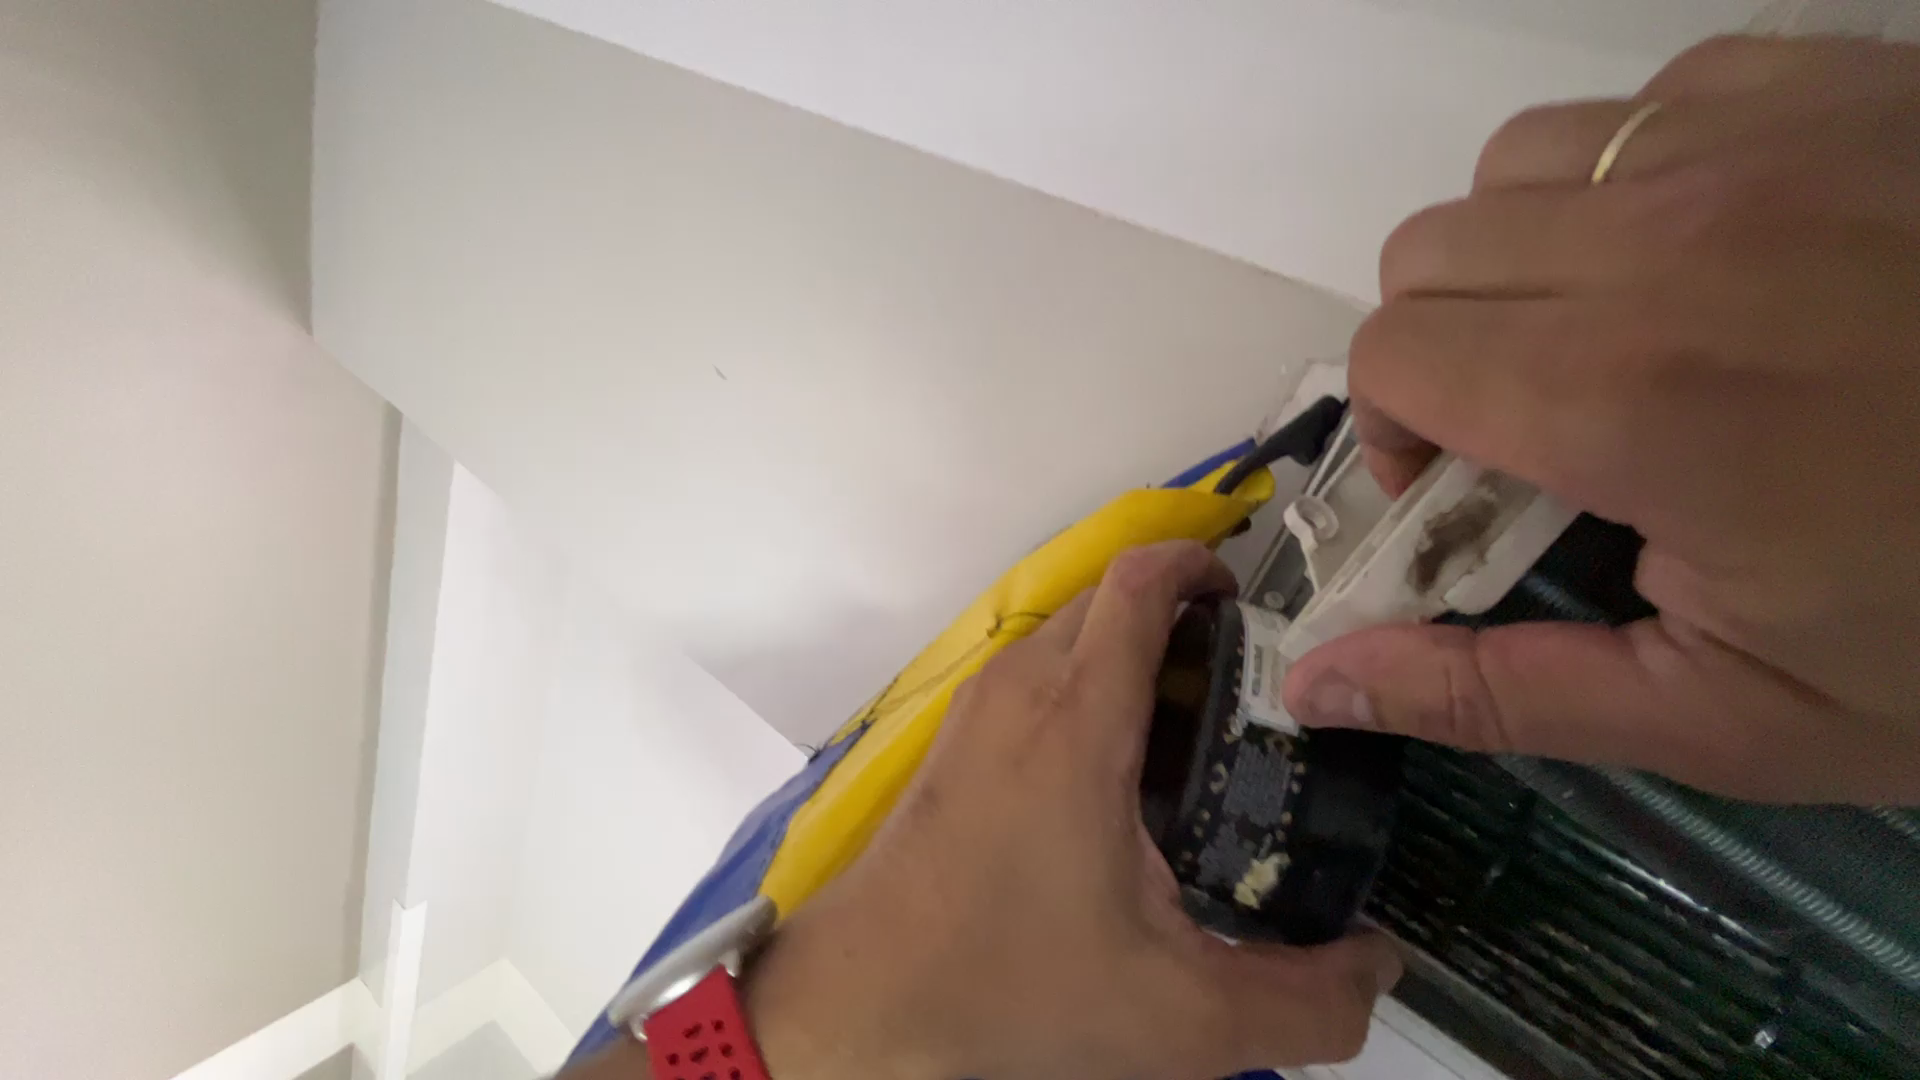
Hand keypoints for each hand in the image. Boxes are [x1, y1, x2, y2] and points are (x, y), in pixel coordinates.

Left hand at [744, 542, 1400, 1079]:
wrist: (867, 993)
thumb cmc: (1014, 983)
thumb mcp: (1182, 1013)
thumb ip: (1306, 997)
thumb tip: (1380, 961)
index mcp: (1077, 717)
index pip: (1138, 582)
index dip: (1197, 564)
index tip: (1246, 599)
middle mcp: (1023, 684)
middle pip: (1108, 597)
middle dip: (1178, 612)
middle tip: (1243, 681)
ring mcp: (980, 702)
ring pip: (1069, 631)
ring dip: (1130, 648)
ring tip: (1189, 723)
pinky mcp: (957, 731)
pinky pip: (1036, 669)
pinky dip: (1086, 679)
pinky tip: (1118, 762)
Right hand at [1284, 35, 1919, 803]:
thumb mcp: (1722, 712)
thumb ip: (1484, 695)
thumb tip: (1309, 690)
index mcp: (1627, 395)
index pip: (1387, 355)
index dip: (1395, 429)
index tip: (1463, 483)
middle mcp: (1675, 238)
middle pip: (1421, 258)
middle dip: (1433, 351)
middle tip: (1521, 420)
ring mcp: (1775, 134)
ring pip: (1509, 171)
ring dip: (1511, 259)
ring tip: (1599, 328)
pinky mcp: (1860, 77)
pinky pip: (1640, 106)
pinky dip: (1621, 179)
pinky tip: (1699, 254)